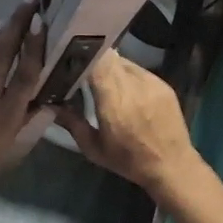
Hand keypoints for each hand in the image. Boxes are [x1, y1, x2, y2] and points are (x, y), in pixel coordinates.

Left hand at [0, 0, 47, 195]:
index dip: (34, 45)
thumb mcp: (9, 140)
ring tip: (19, 10)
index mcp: (6, 110)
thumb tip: (49, 99)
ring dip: (4, 28)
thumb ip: (28, 116)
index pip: (25, 71)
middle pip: (4, 49)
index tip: (40, 20)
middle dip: (18, 21)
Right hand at [55, 50, 199, 193]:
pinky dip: (126, 73)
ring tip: (100, 78)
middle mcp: (133, 85)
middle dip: (92, 59)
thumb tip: (50, 104)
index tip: (67, 60)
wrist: (172, 165)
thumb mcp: (93, 148)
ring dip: (109, 66)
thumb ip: (71, 123)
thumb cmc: (128, 161)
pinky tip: (122, 87)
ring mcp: (150, 82)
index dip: (80, 56)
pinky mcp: (163, 83)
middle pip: (108, 56)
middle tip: (79, 67)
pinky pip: (138, 69)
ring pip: (123, 60)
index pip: (96, 62)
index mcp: (113, 101)